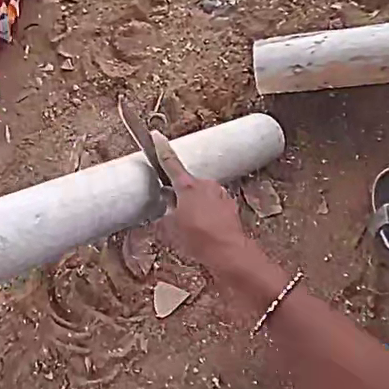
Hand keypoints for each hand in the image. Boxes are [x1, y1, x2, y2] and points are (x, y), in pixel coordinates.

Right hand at [153, 132, 253, 267]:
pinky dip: (209, 215)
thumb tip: (168, 206)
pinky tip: (207, 231)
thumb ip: (166, 212)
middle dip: (181, 197)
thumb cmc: (198, 239)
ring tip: (194, 229)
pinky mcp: (230, 206)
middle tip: (178, 217)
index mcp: (187, 186)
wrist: (228, 252)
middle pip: (188, 185)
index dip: (162, 150)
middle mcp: (206, 185)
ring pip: (202, 196)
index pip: (171, 163)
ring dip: (197, 207)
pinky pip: (214, 206)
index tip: (157, 135)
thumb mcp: (171, 227)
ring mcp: (220, 194)